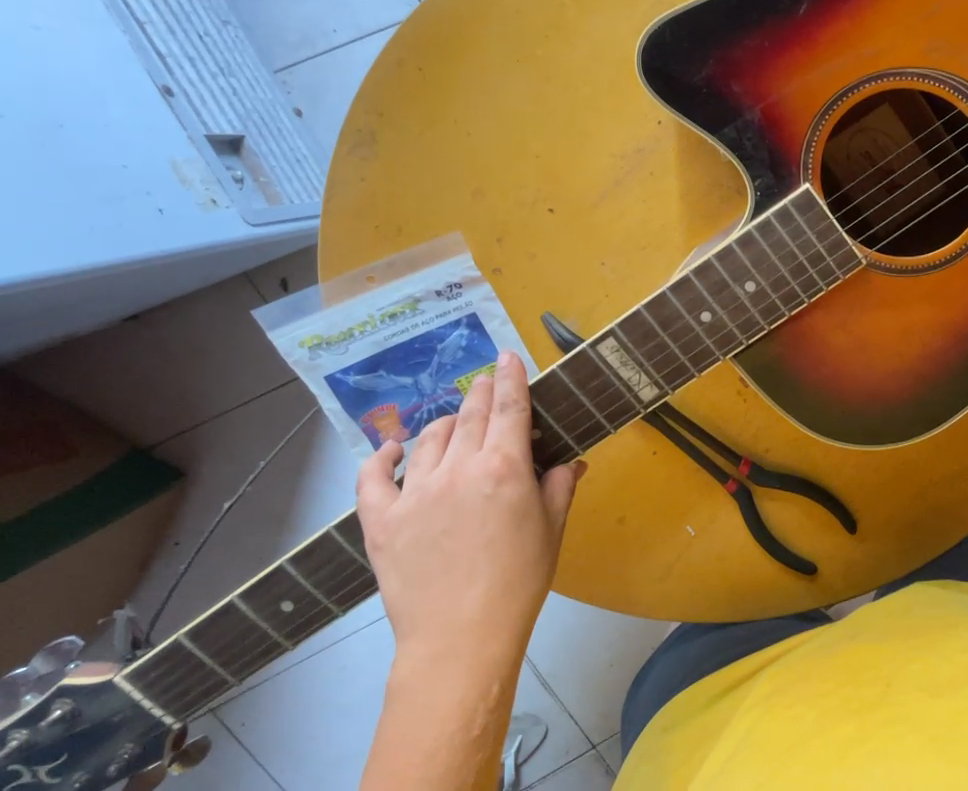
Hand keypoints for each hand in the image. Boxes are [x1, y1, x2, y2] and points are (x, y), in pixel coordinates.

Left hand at [356, 351, 582, 667]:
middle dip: (480, 393)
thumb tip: (568, 462)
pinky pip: (372, 477)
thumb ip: (558, 487)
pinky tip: (392, 450)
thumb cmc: (520, 581)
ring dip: (444, 423)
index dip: (511, 378)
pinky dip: (382, 457)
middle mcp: (459, 469)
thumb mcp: (552, 529)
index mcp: (505, 468)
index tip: (508, 357)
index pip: (510, 408)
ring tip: (453, 423)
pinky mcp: (380, 520)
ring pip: (428, 440)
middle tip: (485, 382)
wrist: (462, 636)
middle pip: (469, 416)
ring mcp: (415, 493)